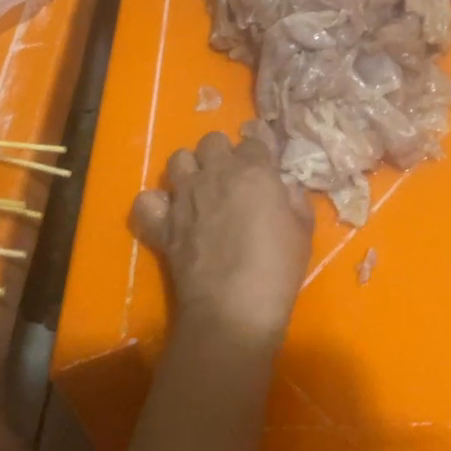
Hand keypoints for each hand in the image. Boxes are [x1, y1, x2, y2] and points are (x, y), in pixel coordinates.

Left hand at [130, 130, 314, 338]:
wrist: (234, 310)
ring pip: (177, 159)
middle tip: (231, 179)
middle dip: (221, 154)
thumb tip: (284, 188)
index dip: (258, 151)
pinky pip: (147, 200)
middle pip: (212, 141)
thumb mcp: (303, 232)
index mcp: (253, 171)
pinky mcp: (163, 224)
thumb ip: (294, 200)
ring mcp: (184, 197)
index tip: (263, 164)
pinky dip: (155, 205)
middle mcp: (215, 174)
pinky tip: (167, 215)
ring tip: (199, 191)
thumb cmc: (277, 270)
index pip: (254, 139)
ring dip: (189, 170)